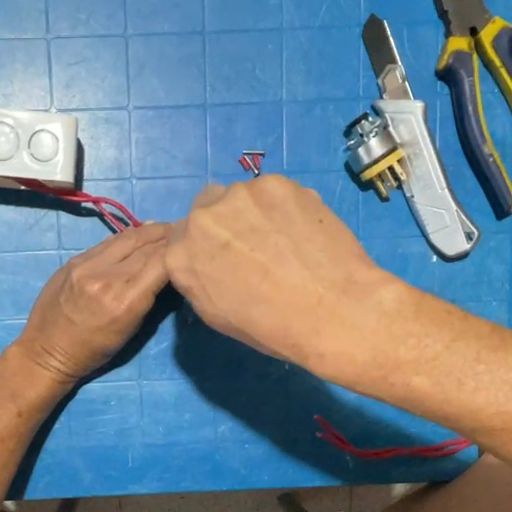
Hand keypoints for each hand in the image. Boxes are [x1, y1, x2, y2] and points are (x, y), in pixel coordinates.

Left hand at [12, 223, 170, 386]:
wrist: (47, 352)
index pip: (160, 261)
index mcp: (125, 300)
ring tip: (164, 229)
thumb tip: (164, 265)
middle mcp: (106, 277)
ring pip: (126, 237)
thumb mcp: (131, 330)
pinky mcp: (74, 261)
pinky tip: (138, 236)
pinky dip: (126, 238)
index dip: (178, 249)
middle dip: (167, 235)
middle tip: (183, 231)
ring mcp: (87, 266)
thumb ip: (148, 295)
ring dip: (148, 231)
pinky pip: (107, 243)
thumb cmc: (94, 352)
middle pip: (145, 243)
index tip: (191, 244)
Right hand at [162, 177, 400, 371]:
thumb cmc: (272, 328)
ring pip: (241, 196)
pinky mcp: (277, 184)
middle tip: (252, 246)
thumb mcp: (217, 315)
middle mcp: (202, 219)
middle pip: (205, 207)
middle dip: (223, 222)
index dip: (205, 247)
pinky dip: (283, 207)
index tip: (225, 258)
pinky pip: (273, 192)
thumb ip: (200, 278)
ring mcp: (241, 196)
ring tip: (284, 240)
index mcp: (180, 256)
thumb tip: (210, 262)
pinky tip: (303, 230)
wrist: (331, 310)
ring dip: (254, 212)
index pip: (181, 238)